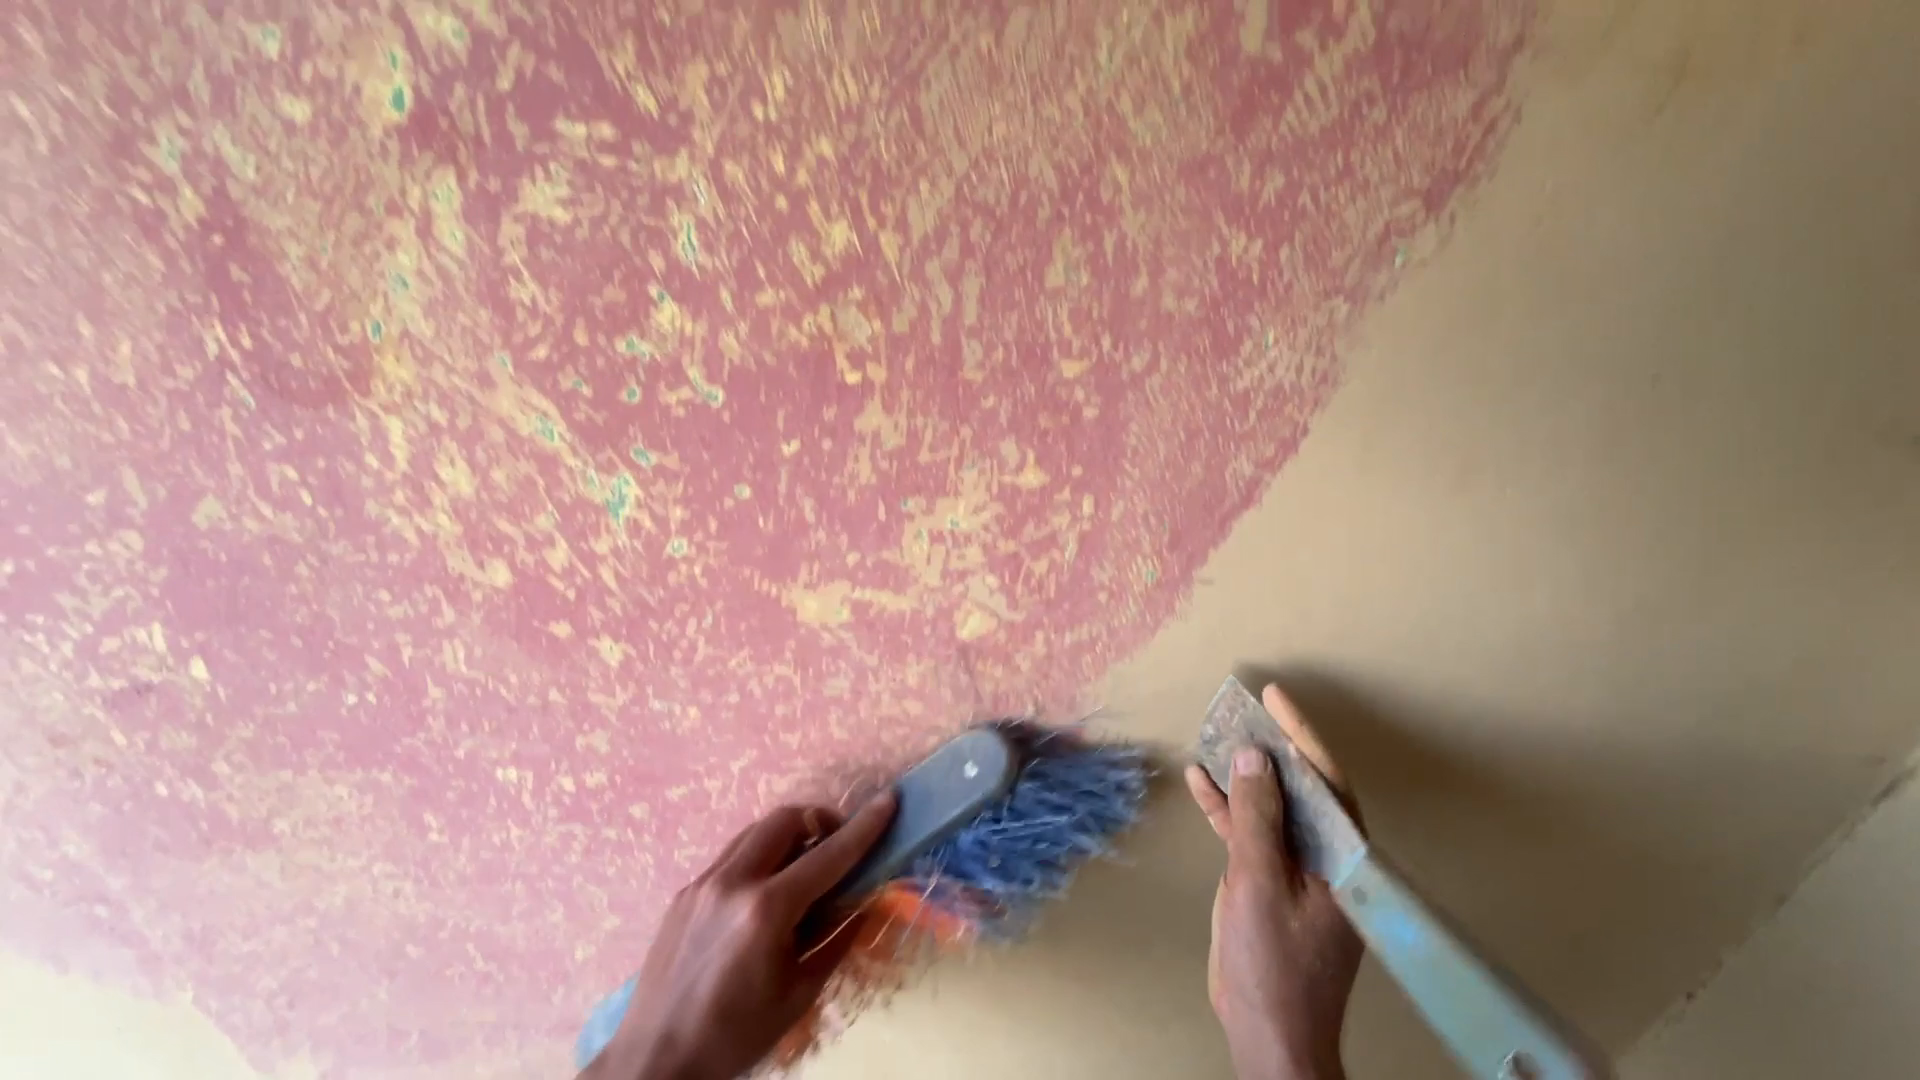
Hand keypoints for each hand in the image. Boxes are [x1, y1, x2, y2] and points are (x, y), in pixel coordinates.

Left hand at [582, 791, 898, 1079]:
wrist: (655, 1061)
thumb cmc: (736, 1034)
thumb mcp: (800, 993)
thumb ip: (836, 938)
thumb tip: (862, 900)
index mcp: (766, 911)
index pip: (828, 855)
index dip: (864, 826)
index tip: (888, 801)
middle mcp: (732, 882)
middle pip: (785, 819)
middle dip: (820, 821)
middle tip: (837, 845)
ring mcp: (702, 883)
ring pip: (755, 831)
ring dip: (787, 835)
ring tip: (803, 866)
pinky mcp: (684, 892)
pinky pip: (731, 855)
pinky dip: (759, 857)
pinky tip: (765, 892)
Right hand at [1184, 684, 1363, 1079]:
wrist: (1270, 1036)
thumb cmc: (1273, 964)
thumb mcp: (1259, 884)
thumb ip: (1257, 819)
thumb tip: (1256, 756)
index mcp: (1342, 856)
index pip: (1325, 781)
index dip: (1300, 735)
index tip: (1274, 697)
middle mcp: (1325, 855)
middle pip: (1298, 788)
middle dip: (1269, 747)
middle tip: (1240, 709)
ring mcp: (1296, 869)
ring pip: (1270, 807)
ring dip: (1243, 775)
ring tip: (1213, 736)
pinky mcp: (1269, 883)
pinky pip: (1249, 834)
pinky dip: (1226, 809)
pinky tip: (1201, 782)